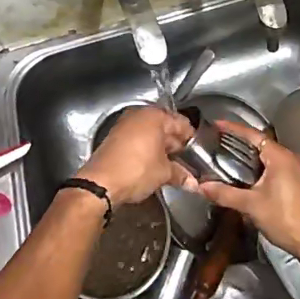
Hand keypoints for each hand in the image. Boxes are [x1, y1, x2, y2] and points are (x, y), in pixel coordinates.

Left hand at [75, 106, 193, 204]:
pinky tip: (155, 165)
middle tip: (188, 160)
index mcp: (154, 116)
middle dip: (176, 143)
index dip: (191, 137)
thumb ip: (180, 174)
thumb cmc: (136, 170)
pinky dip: (148, 149)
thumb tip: (192, 182)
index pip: (181, 122)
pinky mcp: (115, 138)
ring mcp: (125, 125)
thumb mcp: (164, 173)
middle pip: (165, 126)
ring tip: (173, 165)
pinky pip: (138, 139)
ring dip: (162, 148)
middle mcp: (139, 115)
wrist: (101, 183)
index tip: (198, 150)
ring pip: (151, 133)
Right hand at [198, 121, 299, 259]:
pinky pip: (276, 167)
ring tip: (229, 159)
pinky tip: (249, 178)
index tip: (217, 125)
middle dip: (240, 143)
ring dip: (251, 157)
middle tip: (219, 143)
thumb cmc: (285, 218)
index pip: (252, 134)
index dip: (233, 128)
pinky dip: (261, 168)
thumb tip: (203, 187)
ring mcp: (297, 170)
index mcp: (279, 156)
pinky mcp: (299, 183)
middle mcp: (290, 158)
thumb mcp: (250, 205)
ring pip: (269, 156)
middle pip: (261, 143)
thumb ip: (225, 194)